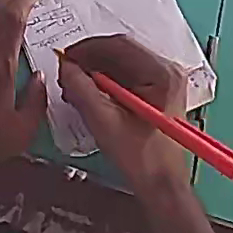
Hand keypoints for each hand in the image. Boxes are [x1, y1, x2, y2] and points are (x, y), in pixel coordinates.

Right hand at [56, 35, 192, 194]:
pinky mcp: (158, 92)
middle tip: (66, 72)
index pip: (120, 45)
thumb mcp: (105, 122)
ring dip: (96, 71)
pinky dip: (106, 81)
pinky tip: (89, 94)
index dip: (87, 49)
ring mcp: (164, 81)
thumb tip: (65, 67)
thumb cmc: (141, 158)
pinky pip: (127, 76)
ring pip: (122, 63)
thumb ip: (82, 90)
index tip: (64, 57)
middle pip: (121, 52)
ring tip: (74, 85)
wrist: (162, 187)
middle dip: (90, 60)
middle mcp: (167, 71)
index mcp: (162, 73)